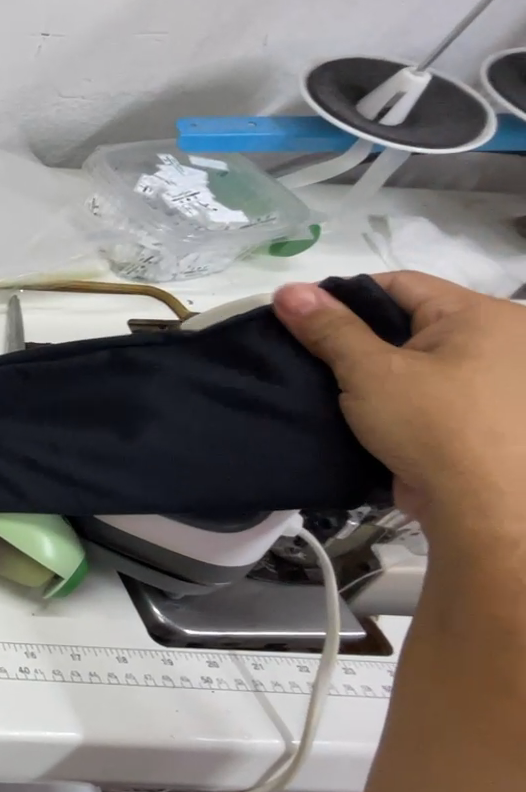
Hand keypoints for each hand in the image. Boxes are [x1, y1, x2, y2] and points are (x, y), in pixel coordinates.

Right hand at [274, 272, 525, 528]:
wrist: (490, 507)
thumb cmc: (434, 425)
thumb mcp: (369, 371)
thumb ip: (328, 328)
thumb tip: (287, 289)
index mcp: (486, 316)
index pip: (398, 284)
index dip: (341, 298)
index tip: (299, 324)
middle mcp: (507, 340)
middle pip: (408, 320)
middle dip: (355, 337)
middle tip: (310, 357)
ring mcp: (503, 380)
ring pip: (417, 357)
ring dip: (373, 368)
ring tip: (330, 384)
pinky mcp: (490, 415)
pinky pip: (432, 388)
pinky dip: (396, 394)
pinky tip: (363, 409)